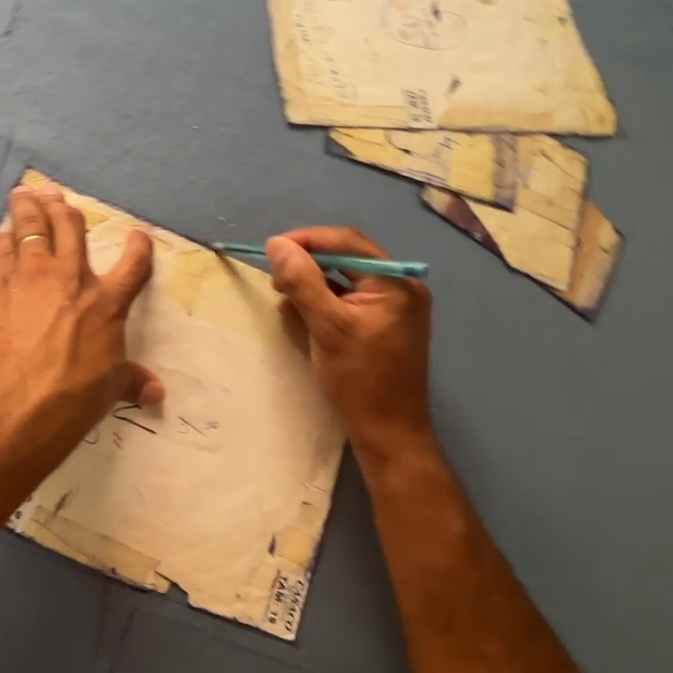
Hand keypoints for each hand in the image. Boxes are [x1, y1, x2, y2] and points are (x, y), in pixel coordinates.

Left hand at [0, 185, 163, 452]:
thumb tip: (155, 393)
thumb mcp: (110, 388)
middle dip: (64, 209)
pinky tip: (3, 233)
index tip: (138, 235)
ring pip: (30, 229)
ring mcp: (32, 276)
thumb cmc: (73, 393)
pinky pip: (3, 252)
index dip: (138, 247)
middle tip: (55, 195)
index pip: (133, 265)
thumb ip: (131, 381)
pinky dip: (5, 239)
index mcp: (107, 301)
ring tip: (25, 193)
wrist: (18, 396)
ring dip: (28, 208)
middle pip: (70, 228)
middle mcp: (71, 278)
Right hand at [266, 227, 433, 461]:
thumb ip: (302, 281)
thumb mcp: (326, 326)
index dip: (307, 240)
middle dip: (308, 262)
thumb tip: (277, 244)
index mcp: (395, 282)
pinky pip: (348, 298)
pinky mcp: (382, 323)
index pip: (347, 242)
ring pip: (344, 278)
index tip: (273, 250)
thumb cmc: (360, 379)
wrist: (388, 433)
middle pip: (346, 257)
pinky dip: (323, 300)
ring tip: (283, 294)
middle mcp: (400, 287)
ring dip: (312, 282)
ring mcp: (393, 306)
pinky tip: (299, 311)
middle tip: (275, 275)